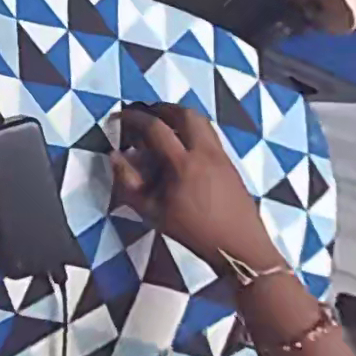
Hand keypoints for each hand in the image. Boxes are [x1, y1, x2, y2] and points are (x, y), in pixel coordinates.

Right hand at [109, 104, 279, 271]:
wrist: (240, 247)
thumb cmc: (192, 231)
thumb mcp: (151, 211)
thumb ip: (128, 182)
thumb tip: (115, 156)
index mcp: (183, 164)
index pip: (155, 127)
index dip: (134, 117)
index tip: (120, 116)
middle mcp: (205, 153)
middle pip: (184, 114)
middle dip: (160, 108)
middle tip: (144, 113)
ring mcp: (221, 156)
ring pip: (201, 121)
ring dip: (178, 115)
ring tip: (162, 124)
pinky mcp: (230, 163)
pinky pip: (209, 134)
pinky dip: (191, 129)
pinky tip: (181, 145)